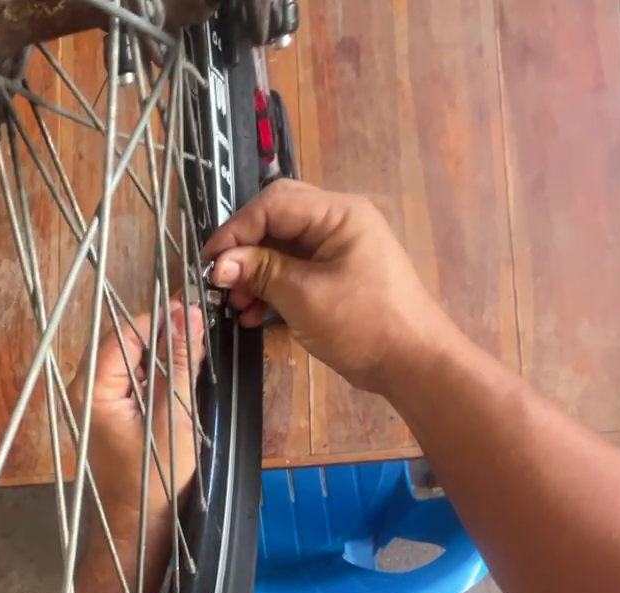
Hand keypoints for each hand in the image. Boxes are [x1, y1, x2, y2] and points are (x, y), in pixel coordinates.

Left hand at [80, 300, 204, 548]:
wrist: (137, 524)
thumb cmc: (152, 478)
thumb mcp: (174, 416)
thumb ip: (180, 363)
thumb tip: (189, 312)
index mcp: (92, 389)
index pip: (124, 333)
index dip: (159, 318)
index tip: (193, 310)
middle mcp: (87, 389)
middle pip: (125, 342)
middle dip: (162, 331)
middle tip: (199, 324)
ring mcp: (97, 401)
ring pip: (131, 358)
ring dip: (162, 350)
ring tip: (195, 344)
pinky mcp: (110, 413)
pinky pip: (133, 378)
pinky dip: (156, 371)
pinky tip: (181, 371)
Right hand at [200, 180, 471, 394]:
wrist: (410, 362)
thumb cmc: (362, 323)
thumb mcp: (305, 296)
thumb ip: (261, 272)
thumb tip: (219, 264)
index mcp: (337, 214)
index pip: (273, 204)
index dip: (235, 230)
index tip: (208, 263)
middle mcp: (336, 223)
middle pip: (275, 221)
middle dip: (243, 250)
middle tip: (219, 281)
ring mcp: (335, 251)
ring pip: (280, 249)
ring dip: (253, 274)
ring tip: (235, 304)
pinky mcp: (332, 278)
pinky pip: (292, 273)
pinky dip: (269, 290)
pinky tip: (252, 315)